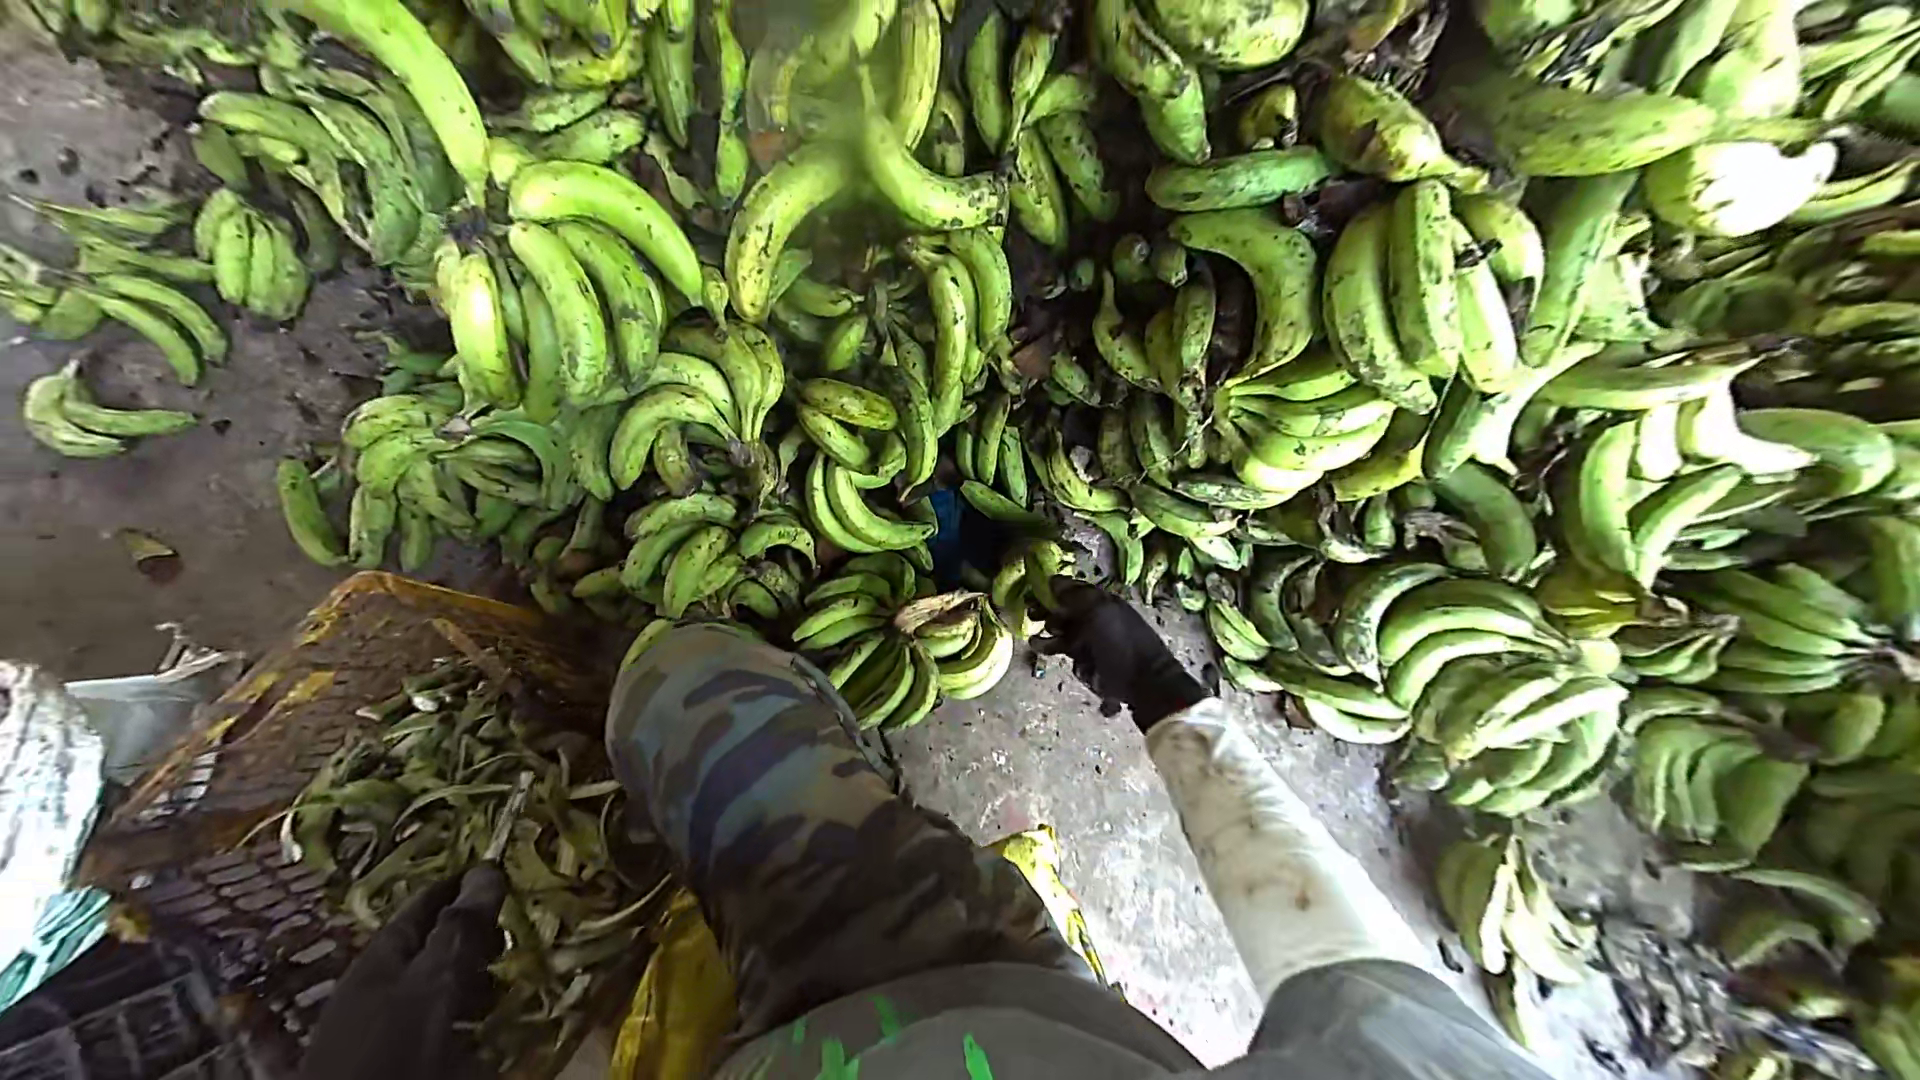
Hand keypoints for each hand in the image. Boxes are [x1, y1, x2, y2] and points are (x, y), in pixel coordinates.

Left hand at [298, 865, 506, 1079]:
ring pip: (441, 980)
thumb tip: (487, 867)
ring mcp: (384, 1025)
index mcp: (378, 960)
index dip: (464, 882)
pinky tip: (490, 1017)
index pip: (426, 902)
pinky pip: (443, 1019)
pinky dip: (470, 1011)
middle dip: (478, 930)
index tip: (507, 869)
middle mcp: (378, 986)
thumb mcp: (434, 982)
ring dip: (478, 972)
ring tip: (510, 976)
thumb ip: (461, 928)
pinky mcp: (400, 1058)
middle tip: (517, 927)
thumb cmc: (393, 1051)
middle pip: (435, 941)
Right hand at [1035, 579, 1209, 731]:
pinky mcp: (1093, 667)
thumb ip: (1075, 595)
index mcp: (1103, 603)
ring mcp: (1095, 645)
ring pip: (1065, 637)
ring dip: (1049, 639)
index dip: (1053, 592)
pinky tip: (1055, 658)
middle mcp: (1098, 621)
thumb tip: (1053, 580)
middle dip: (1047, 614)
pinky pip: (1073, 659)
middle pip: (1066, 614)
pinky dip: (1062, 656)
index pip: (1073, 591)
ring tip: (1036, 643)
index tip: (1034, 594)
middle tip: (1032, 617)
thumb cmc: (1122, 643)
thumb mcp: (1098, 612)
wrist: (1145, 684)